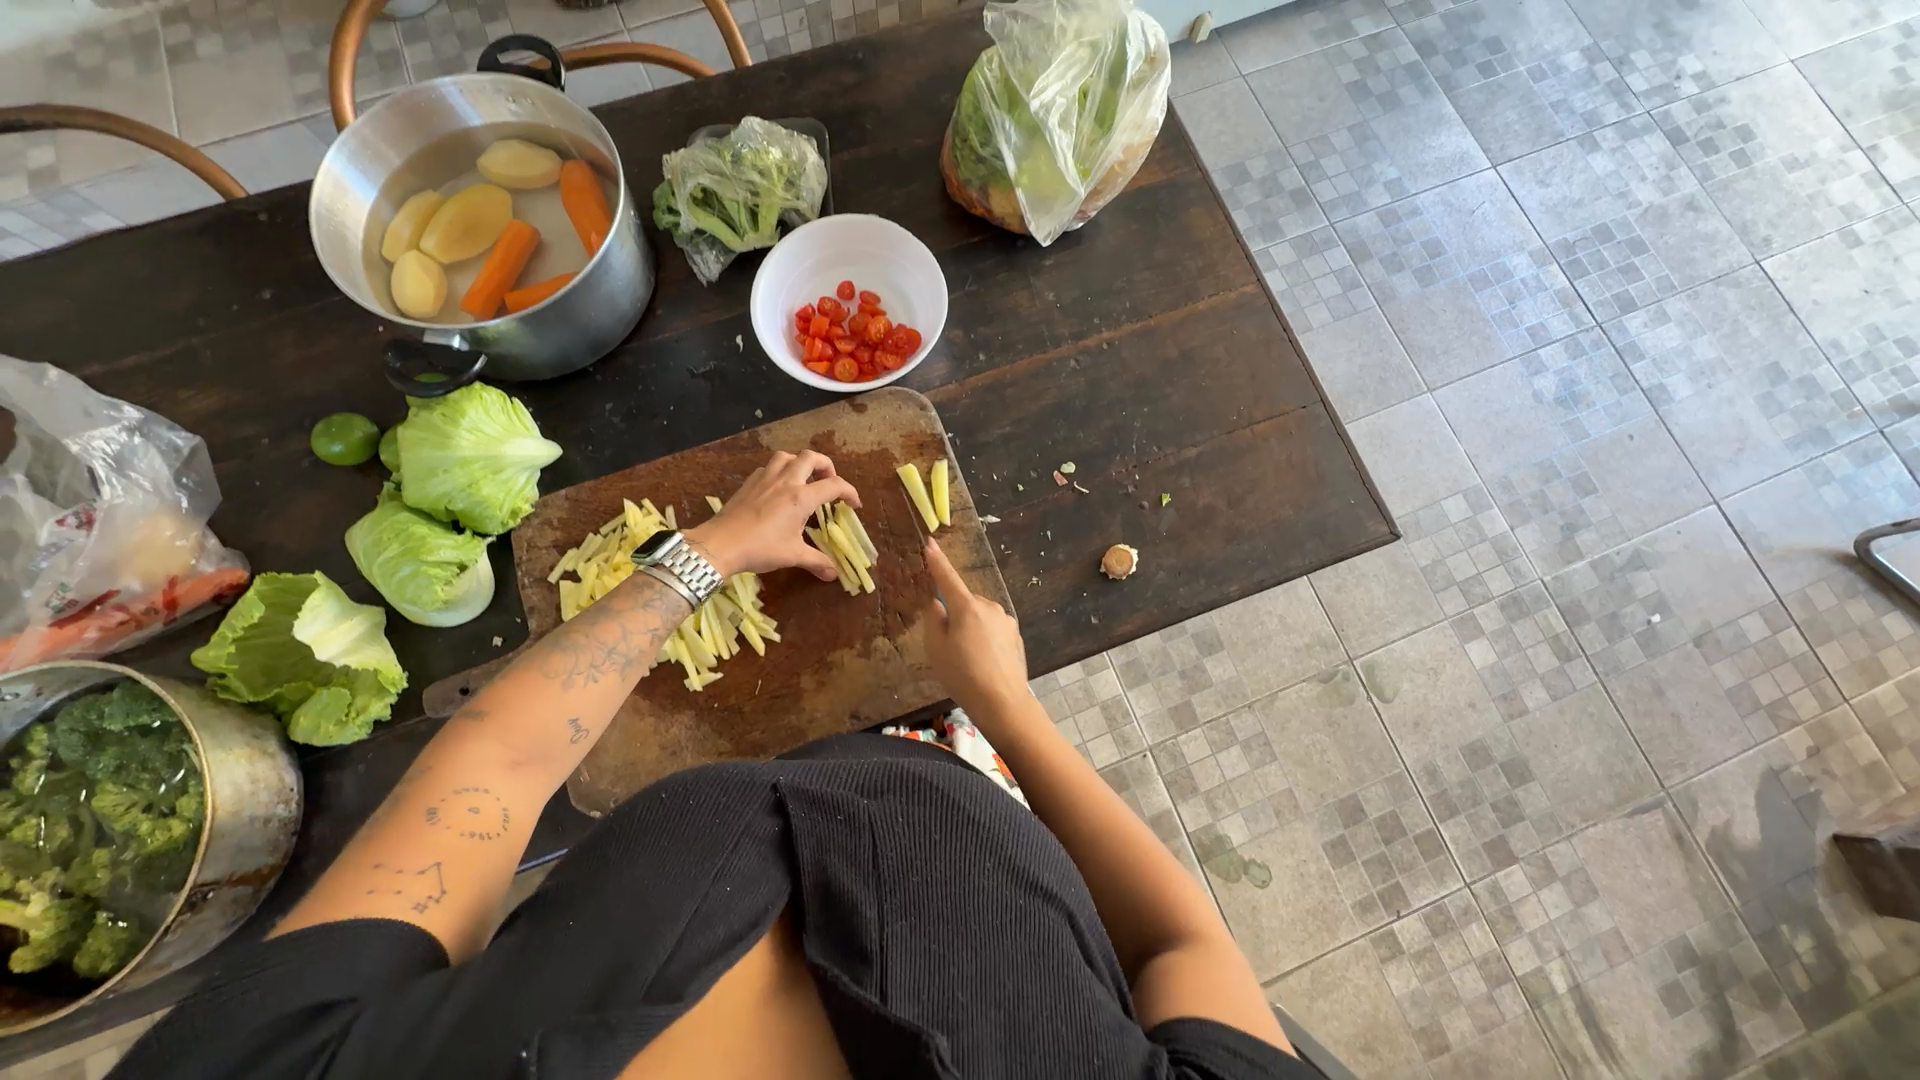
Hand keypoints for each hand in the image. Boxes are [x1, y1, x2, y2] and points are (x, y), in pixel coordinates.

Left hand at [684, 450, 860, 579]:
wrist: (720, 544)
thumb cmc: (760, 548)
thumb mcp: (792, 556)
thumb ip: (816, 562)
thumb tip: (833, 574)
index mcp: (801, 497)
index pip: (834, 485)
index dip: (850, 492)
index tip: (854, 505)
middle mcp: (785, 481)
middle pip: (811, 457)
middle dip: (826, 466)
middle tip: (829, 481)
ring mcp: (765, 478)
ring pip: (787, 456)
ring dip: (800, 462)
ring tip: (804, 478)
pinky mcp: (749, 482)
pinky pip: (768, 467)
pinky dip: (779, 471)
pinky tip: (778, 487)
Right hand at [922, 537, 1029, 713]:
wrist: (1003, 703)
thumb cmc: (963, 675)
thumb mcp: (936, 649)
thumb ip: (933, 620)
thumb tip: (936, 603)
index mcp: (967, 607)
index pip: (947, 578)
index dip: (936, 562)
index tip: (929, 543)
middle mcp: (990, 607)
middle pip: (964, 603)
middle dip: (955, 616)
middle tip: (948, 646)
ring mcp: (1006, 621)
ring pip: (980, 617)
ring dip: (971, 629)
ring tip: (967, 660)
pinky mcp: (1016, 636)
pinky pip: (993, 631)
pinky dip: (985, 640)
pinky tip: (984, 664)